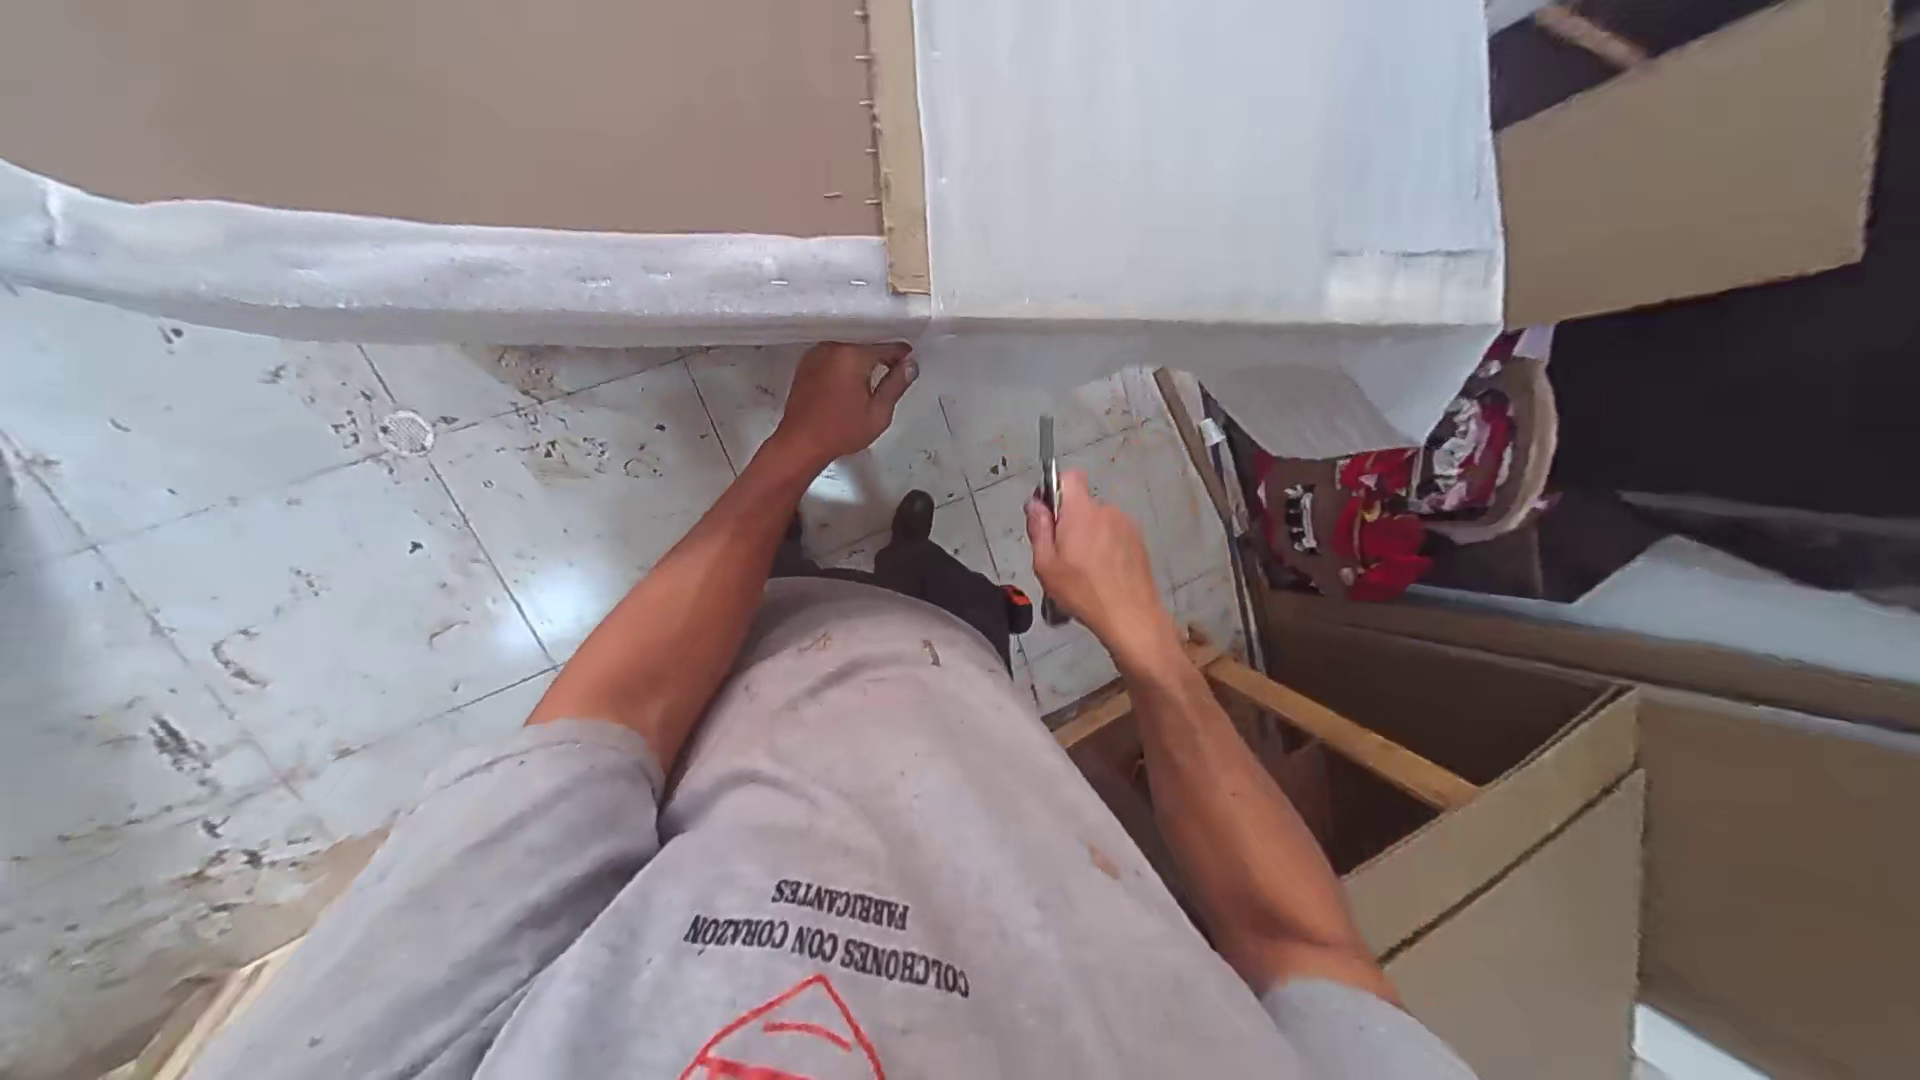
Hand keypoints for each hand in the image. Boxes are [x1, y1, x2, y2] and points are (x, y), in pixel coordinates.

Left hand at [767, 341, 917, 470]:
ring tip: (872, 379)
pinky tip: (851, 381)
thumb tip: (910, 366)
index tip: (908, 364)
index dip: (902, 355)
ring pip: (848, 347)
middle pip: (865, 343)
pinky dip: (844, 363)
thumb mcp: (878, 413)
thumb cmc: (839, 432)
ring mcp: (816, 354)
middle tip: (894, 372)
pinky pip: (833, 355)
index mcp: (853, 356)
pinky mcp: (806, 364)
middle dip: (881, 355)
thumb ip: (896, 385)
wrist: (801, 443)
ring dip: (861, 359)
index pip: (886, 346)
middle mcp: (832, 348)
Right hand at [1027, 470, 1179, 663]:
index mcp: (1080, 512)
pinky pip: (1114, 535)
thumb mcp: (1046, 565)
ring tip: (1083, 570)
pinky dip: (1106, 548)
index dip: (1055, 489)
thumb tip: (1035, 505)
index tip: (1048, 514)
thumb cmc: (1085, 593)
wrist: (1130, 616)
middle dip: (1069, 522)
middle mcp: (1106, 511)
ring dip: (1089, 537)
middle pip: (1081, 504)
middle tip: (1061, 555)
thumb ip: (1038, 529)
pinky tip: (1101, 574)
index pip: (1069, 477)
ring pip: (1098, 522)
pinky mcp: (1138, 541)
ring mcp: (1126, 525)